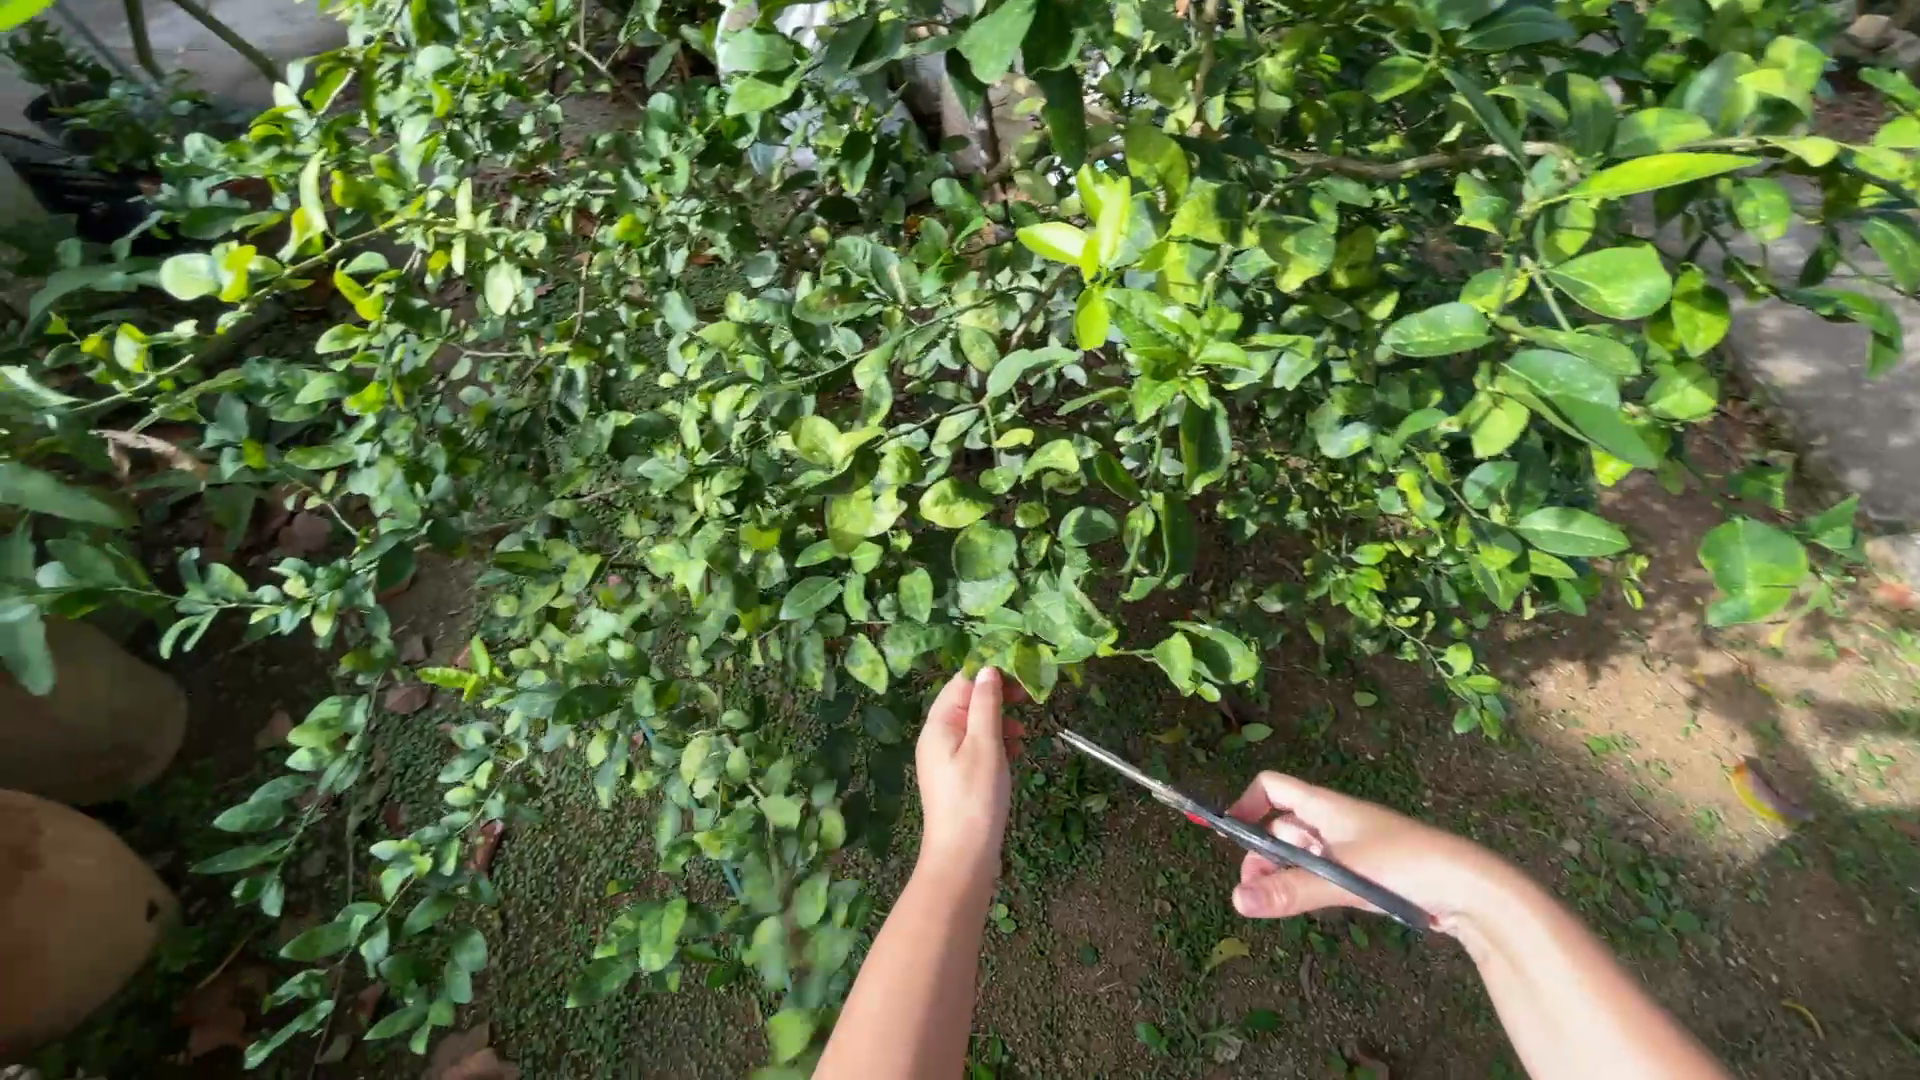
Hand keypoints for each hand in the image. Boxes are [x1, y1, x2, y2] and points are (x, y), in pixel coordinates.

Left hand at [914, 668, 1024, 876]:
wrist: (962, 858)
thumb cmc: (975, 798)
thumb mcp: (985, 746)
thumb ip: (986, 705)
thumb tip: (987, 669)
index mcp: (938, 724)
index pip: (961, 682)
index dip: (989, 672)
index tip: (1021, 671)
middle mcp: (936, 737)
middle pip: (967, 702)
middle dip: (997, 696)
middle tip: (1029, 697)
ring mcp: (945, 758)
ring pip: (974, 725)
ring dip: (999, 721)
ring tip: (1024, 731)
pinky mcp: (956, 776)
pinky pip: (976, 747)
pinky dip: (996, 743)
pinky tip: (1016, 752)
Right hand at [1225, 771, 1511, 936]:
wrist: (1473, 890)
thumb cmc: (1405, 865)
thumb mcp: (1342, 877)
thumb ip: (1290, 890)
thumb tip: (1237, 900)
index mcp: (1324, 806)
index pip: (1271, 787)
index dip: (1247, 804)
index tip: (1232, 835)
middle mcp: (1332, 821)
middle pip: (1280, 827)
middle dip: (1262, 854)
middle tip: (1253, 889)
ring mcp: (1349, 847)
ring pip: (1301, 854)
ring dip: (1284, 872)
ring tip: (1277, 900)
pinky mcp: (1365, 872)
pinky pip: (1322, 872)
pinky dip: (1308, 884)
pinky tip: (1309, 902)